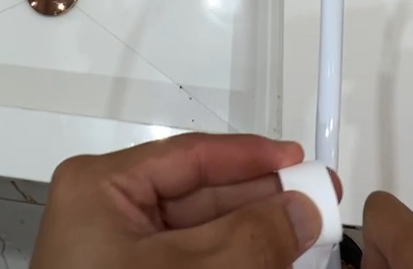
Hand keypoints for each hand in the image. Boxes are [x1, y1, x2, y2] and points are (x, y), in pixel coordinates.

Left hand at [31, 133, 328, 268]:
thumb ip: (246, 239)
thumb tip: (298, 210)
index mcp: (100, 187)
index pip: (188, 155)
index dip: (249, 155)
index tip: (295, 161)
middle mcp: (106, 212)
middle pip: (198, 192)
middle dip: (258, 199)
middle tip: (312, 201)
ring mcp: (117, 252)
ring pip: (199, 231)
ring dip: (251, 234)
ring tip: (301, 233)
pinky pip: (190, 261)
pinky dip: (231, 260)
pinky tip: (269, 259)